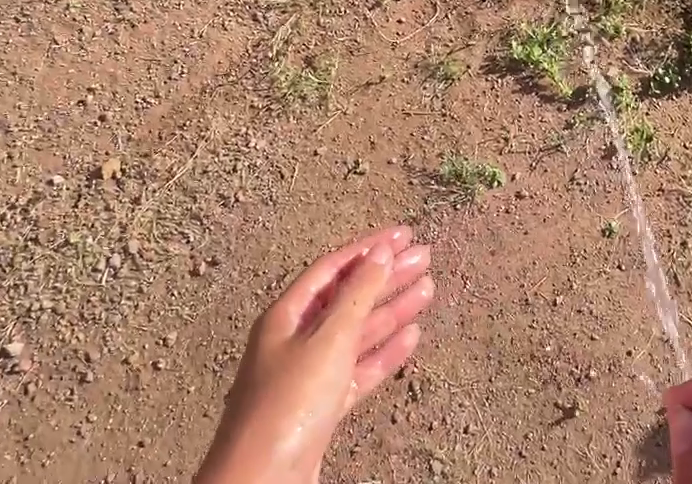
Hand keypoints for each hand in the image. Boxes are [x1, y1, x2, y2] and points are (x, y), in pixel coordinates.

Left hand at [194, 226, 434, 483]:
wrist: (263, 483)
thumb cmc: (288, 405)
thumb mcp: (328, 340)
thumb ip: (358, 294)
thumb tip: (381, 252)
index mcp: (287, 315)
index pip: (333, 267)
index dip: (369, 247)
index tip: (404, 234)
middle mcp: (296, 339)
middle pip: (348, 296)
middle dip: (386, 275)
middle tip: (424, 256)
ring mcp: (309, 374)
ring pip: (358, 331)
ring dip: (392, 309)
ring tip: (428, 289)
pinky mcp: (323, 406)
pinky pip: (359, 368)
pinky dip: (384, 352)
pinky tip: (411, 337)